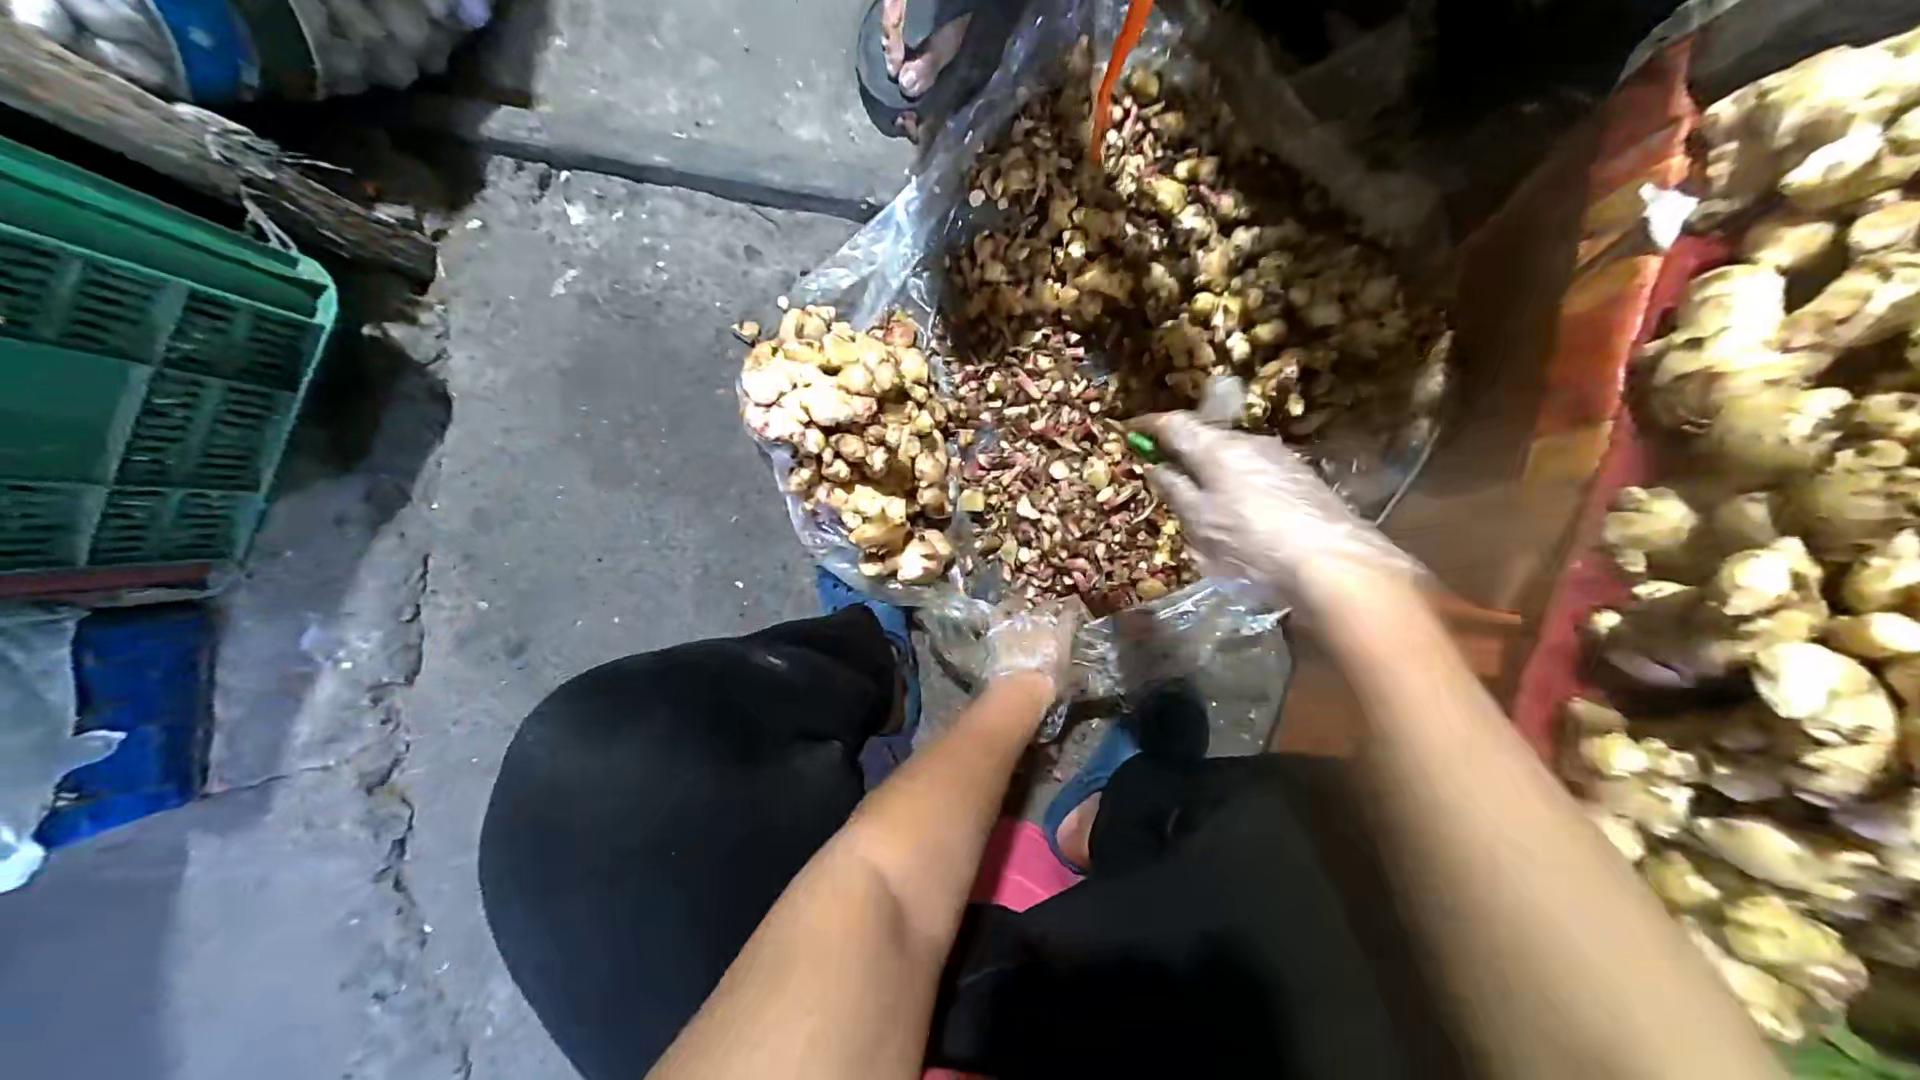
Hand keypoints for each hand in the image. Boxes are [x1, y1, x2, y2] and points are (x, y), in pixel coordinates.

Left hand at [983, 597, 1085, 697]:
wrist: (1020, 685)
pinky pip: (1001, 611)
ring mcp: (1020, 622)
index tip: (1074, 602)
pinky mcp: (1000, 627)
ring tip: (1028, 604)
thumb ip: (1076, 671)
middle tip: (1051, 606)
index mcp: (1062, 632)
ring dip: (1028, 605)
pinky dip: (1004, 607)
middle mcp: (1042, 621)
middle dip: (1051, 605)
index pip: (1070, 612)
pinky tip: (1005, 606)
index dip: (1072, 606)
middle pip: (1048, 605)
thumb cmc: (1049, 684)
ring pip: (1025, 605)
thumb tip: (1083, 671)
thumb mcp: (1068, 678)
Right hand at [1135, 412, 1419, 599]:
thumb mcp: (1198, 521)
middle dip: (1181, 448)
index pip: (1174, 423)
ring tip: (1198, 495)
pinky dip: (1233, 479)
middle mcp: (1248, 442)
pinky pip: (1253, 470)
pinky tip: (1237, 509)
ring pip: (1231, 454)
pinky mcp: (1300, 478)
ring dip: (1209, 466)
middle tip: (1162, 467)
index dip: (1149, 425)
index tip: (1130, 430)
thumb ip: (1174, 488)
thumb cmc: (1249, 543)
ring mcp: (1279, 458)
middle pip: (1205, 436)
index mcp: (1215, 447)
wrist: (1331, 564)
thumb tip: (1156, 466)